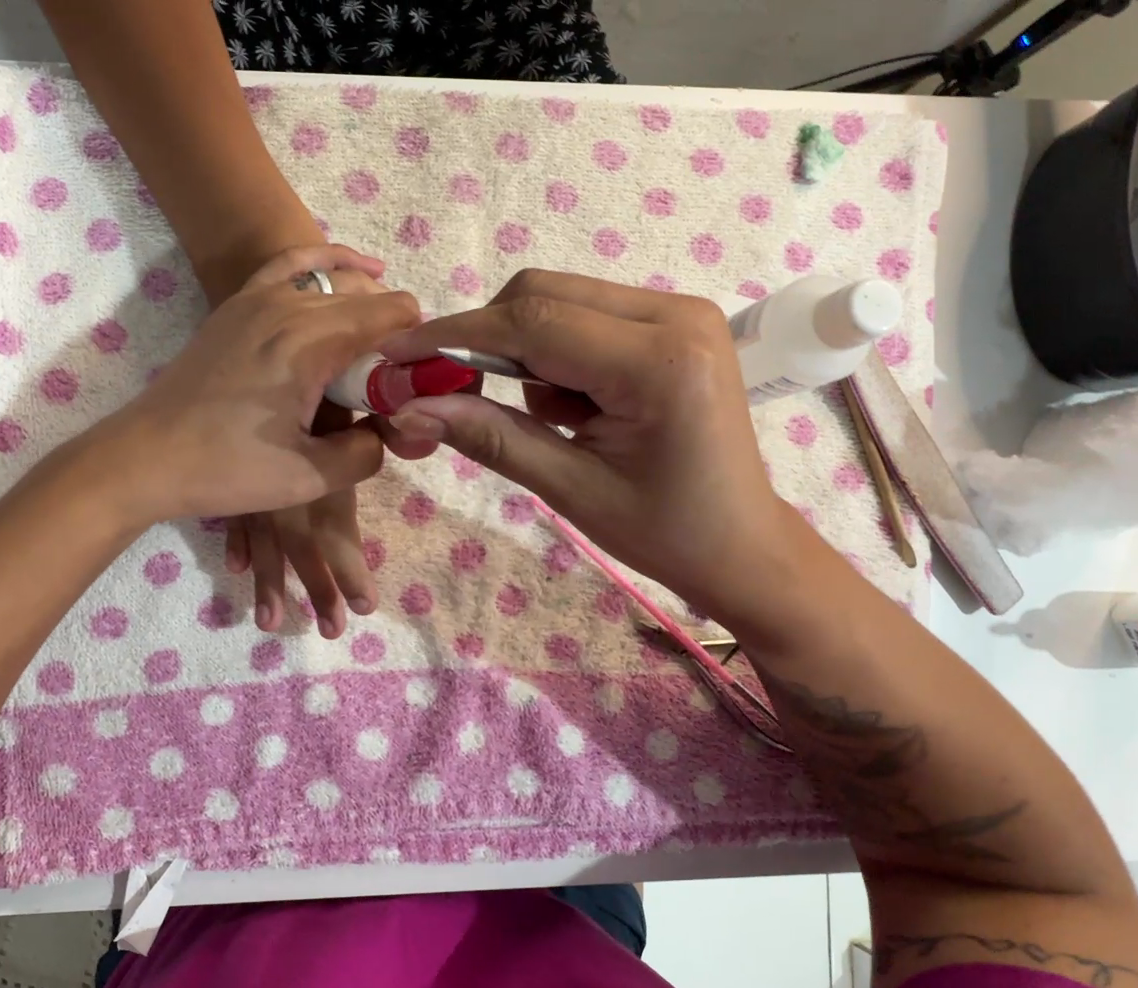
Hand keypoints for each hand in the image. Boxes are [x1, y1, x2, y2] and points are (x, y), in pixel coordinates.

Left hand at [96, 244, 418, 541]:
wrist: (146, 458)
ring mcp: (256, 297)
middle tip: (391, 387)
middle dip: (393, 335)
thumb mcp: (308, 477)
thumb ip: (366, 452)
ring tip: (377, 344)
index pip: (393, 314)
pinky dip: (326, 261)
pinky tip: (349, 269)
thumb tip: (389, 428)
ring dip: (365, 304)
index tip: (416, 387)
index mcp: (311, 341)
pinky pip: (291, 265)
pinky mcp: (235, 306)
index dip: (417, 347)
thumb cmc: (226, 470)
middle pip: (367, 297)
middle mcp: (289, 305)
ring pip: (333, 279)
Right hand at [376, 269, 797, 617]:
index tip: (396, 355)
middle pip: (542, 293)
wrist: (741, 544)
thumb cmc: (662, 532)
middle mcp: (674, 314)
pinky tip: (572, 407)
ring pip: (560, 300)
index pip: (532, 321)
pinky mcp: (674, 324)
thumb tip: (407, 407)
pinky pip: (585, 316)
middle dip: (484, 338)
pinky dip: (553, 355)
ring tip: (548, 419)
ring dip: (522, 350)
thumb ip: (488, 436)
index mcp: (657, 362)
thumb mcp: (567, 488)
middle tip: (452, 391)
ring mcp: (679, 312)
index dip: (454, 334)